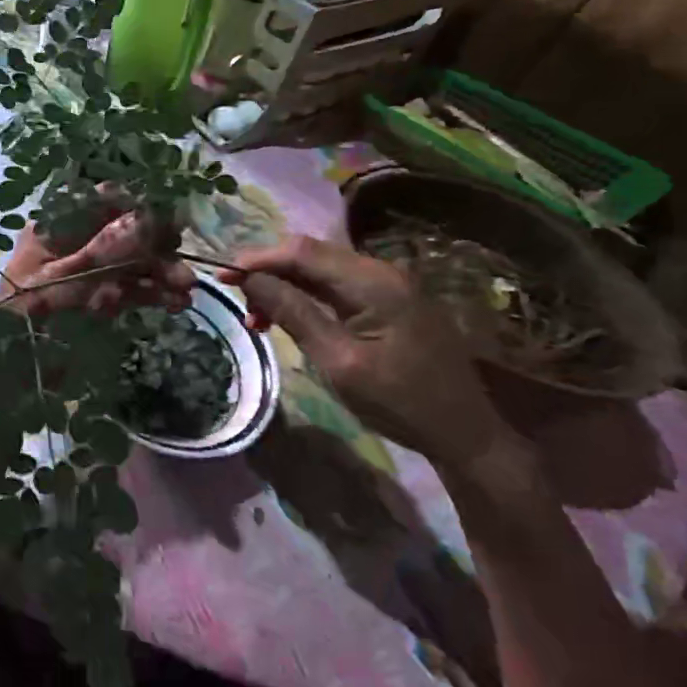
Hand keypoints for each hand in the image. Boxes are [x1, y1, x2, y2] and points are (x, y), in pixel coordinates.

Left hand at [1, 209, 195, 317]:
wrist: (8, 370)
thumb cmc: (26, 314)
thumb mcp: (66, 278)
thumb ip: (108, 249)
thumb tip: (150, 217)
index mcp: (55, 228)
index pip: (100, 201)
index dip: (136, 206)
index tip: (168, 220)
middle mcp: (73, 244)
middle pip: (123, 232)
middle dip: (155, 245)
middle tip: (181, 261)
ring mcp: (86, 272)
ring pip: (130, 262)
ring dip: (159, 271)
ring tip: (185, 287)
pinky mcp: (95, 299)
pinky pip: (128, 288)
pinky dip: (151, 293)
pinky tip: (176, 304)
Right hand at [222, 236, 515, 469]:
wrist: (464, 434)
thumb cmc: (399, 402)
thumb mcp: (338, 361)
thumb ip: (293, 313)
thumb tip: (249, 279)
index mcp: (374, 284)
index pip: (302, 252)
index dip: (258, 258)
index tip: (222, 274)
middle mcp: (381, 272)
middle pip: (309, 254)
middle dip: (266, 270)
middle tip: (234, 296)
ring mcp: (387, 284)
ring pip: (318, 269)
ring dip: (282, 285)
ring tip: (255, 317)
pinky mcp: (387, 300)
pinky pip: (334, 285)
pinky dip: (303, 295)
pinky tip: (285, 317)